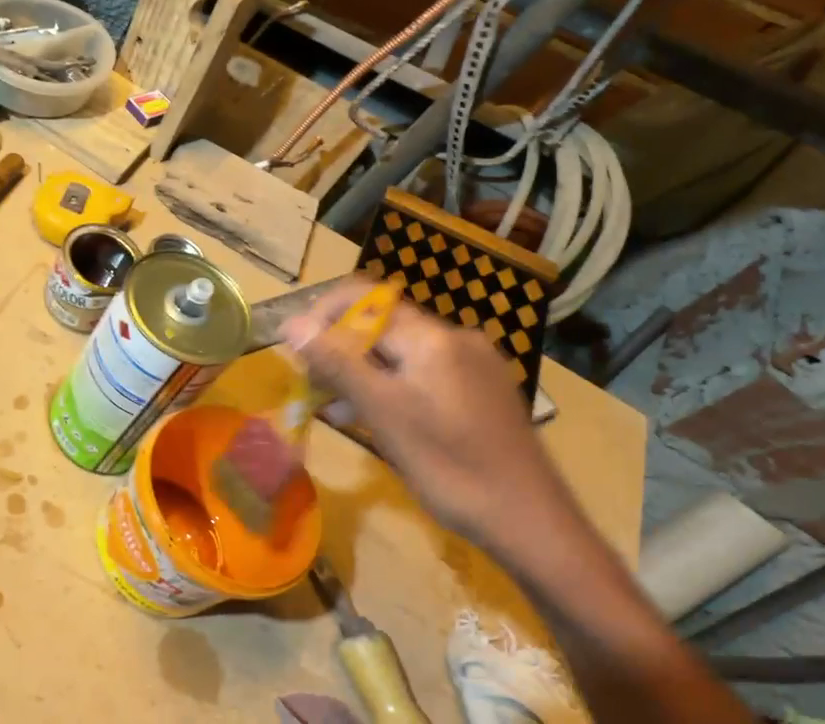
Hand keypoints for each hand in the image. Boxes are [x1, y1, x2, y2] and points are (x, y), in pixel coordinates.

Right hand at [280, 278, 580, 555]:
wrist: (533, 525)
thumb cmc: (450, 467)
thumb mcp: (383, 413)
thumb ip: (336, 363)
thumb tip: (290, 325)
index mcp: (433, 338)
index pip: (363, 299)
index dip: (321, 316)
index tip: (296, 349)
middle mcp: (456, 339)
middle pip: (380, 324)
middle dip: (338, 348)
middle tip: (311, 385)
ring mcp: (473, 367)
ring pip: (399, 352)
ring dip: (360, 370)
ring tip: (333, 406)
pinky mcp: (481, 393)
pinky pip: (422, 374)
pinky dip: (390, 386)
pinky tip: (374, 418)